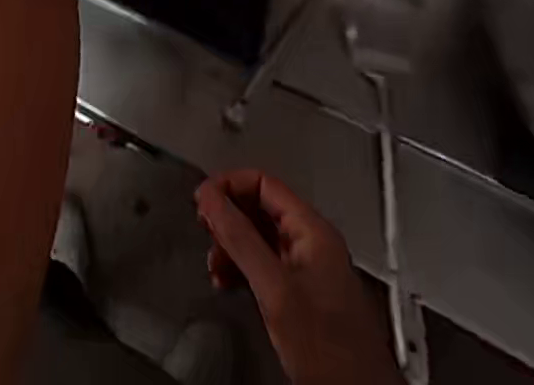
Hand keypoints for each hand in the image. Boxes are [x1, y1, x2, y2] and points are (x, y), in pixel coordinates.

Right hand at [195, 170, 398, 384]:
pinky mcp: (301, 293)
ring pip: (259, 236)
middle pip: (260, 207)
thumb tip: (210, 197)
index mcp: (312, 230)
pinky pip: (264, 263)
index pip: (263, 183)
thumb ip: (240, 238)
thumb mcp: (274, 287)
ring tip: (215, 263)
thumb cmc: (330, 351)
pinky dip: (241, 267)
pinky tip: (228, 281)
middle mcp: (312, 243)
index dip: (229, 186)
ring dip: (231, 245)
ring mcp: (308, 268)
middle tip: (205, 230)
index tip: (202, 200)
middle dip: (227, 216)